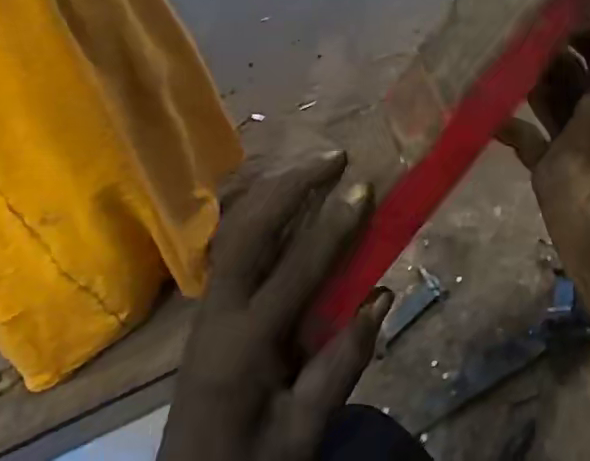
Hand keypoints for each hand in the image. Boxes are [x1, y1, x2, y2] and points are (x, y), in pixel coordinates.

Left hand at [164, 152, 393, 460]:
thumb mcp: (303, 432)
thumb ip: (342, 364)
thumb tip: (382, 295)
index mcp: (244, 347)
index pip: (295, 271)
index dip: (333, 226)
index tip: (363, 188)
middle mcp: (219, 314)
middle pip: (249, 230)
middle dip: (293, 185)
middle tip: (336, 156)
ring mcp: (208, 308)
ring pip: (236, 230)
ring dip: (276, 190)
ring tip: (316, 164)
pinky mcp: (209, 309)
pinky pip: (234, 245)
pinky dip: (262, 211)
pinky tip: (286, 199)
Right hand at [495, 26, 589, 341]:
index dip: (582, 29)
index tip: (550, 9)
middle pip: (565, 68)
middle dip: (540, 43)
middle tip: (502, 19)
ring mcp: (568, 145)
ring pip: (540, 95)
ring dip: (519, 73)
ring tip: (485, 49)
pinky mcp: (546, 174)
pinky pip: (522, 138)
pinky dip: (502, 121)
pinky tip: (476, 108)